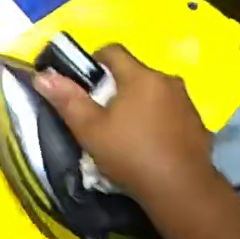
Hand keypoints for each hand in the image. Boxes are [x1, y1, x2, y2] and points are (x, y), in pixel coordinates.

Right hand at [33, 44, 218, 203]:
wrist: (179, 187)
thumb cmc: (129, 154)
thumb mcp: (89, 130)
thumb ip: (67, 100)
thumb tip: (42, 75)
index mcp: (140, 77)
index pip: (113, 51)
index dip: (93, 61)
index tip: (84, 83)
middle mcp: (167, 81)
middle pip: (135, 74)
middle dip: (116, 89)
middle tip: (101, 117)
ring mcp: (186, 102)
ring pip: (154, 94)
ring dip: (139, 106)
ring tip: (126, 135)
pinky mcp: (197, 124)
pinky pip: (171, 114)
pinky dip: (158, 123)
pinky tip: (149, 147)